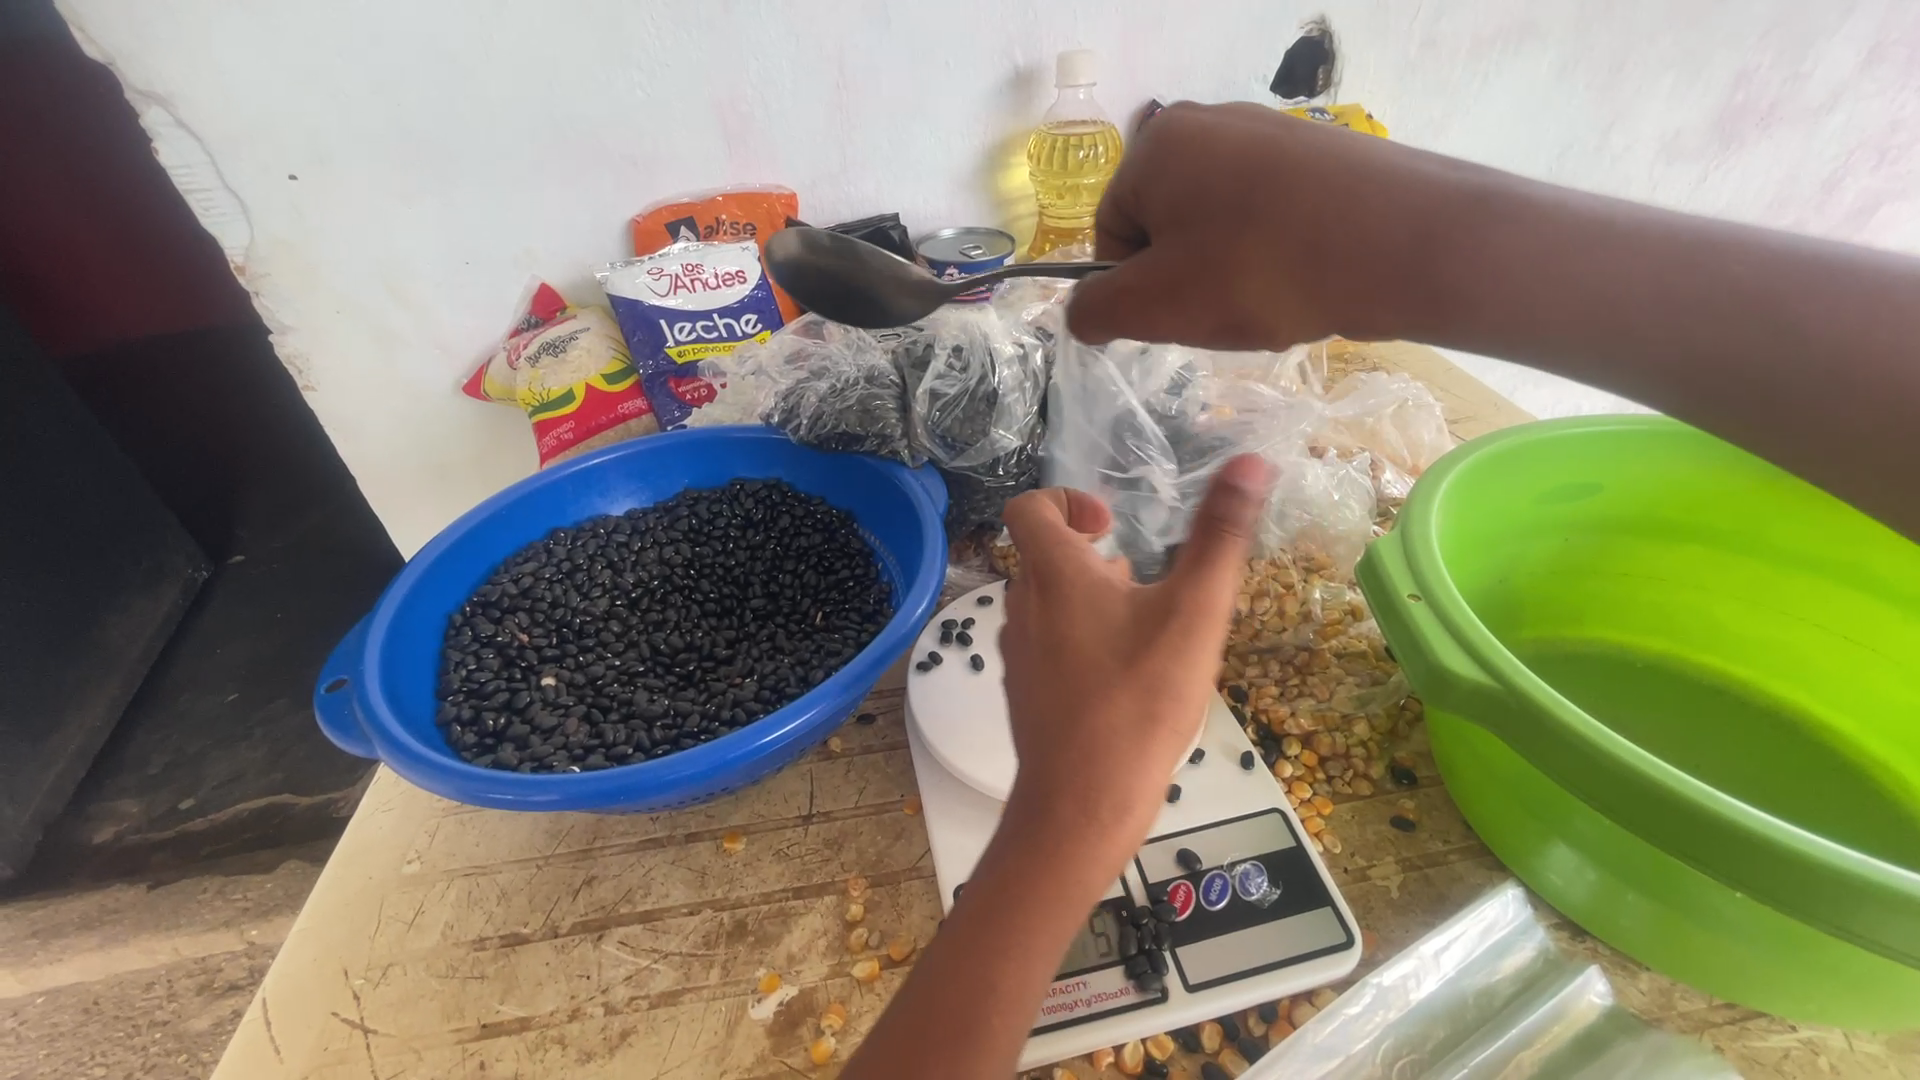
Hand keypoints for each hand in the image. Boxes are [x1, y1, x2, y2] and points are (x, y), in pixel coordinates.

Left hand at [997, 454, 1274, 859]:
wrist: (1081, 801)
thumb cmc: (1139, 700)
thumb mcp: (1194, 613)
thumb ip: (1220, 535)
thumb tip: (1250, 461)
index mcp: (1053, 573)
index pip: (1029, 506)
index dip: (1065, 500)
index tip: (1111, 523)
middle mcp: (1022, 604)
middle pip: (1043, 554)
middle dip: (1091, 553)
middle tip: (1137, 575)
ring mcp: (1015, 650)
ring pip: (1045, 600)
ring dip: (1087, 596)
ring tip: (1140, 624)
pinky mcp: (1020, 688)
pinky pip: (1044, 641)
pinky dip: (1076, 636)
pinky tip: (1119, 673)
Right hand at [1066, 101, 1466, 349]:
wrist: (1403, 244)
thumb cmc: (1255, 272)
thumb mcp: (1150, 306)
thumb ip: (1092, 311)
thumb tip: (1081, 312)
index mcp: (1155, 146)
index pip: (1111, 234)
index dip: (1132, 289)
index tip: (1172, 315)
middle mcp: (1209, 123)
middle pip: (1164, 228)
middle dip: (1181, 281)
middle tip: (1219, 311)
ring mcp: (1271, 133)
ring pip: (1215, 228)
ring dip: (1225, 275)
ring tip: (1266, 299)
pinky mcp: (1321, 155)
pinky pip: (1266, 218)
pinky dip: (1270, 256)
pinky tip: (1299, 280)